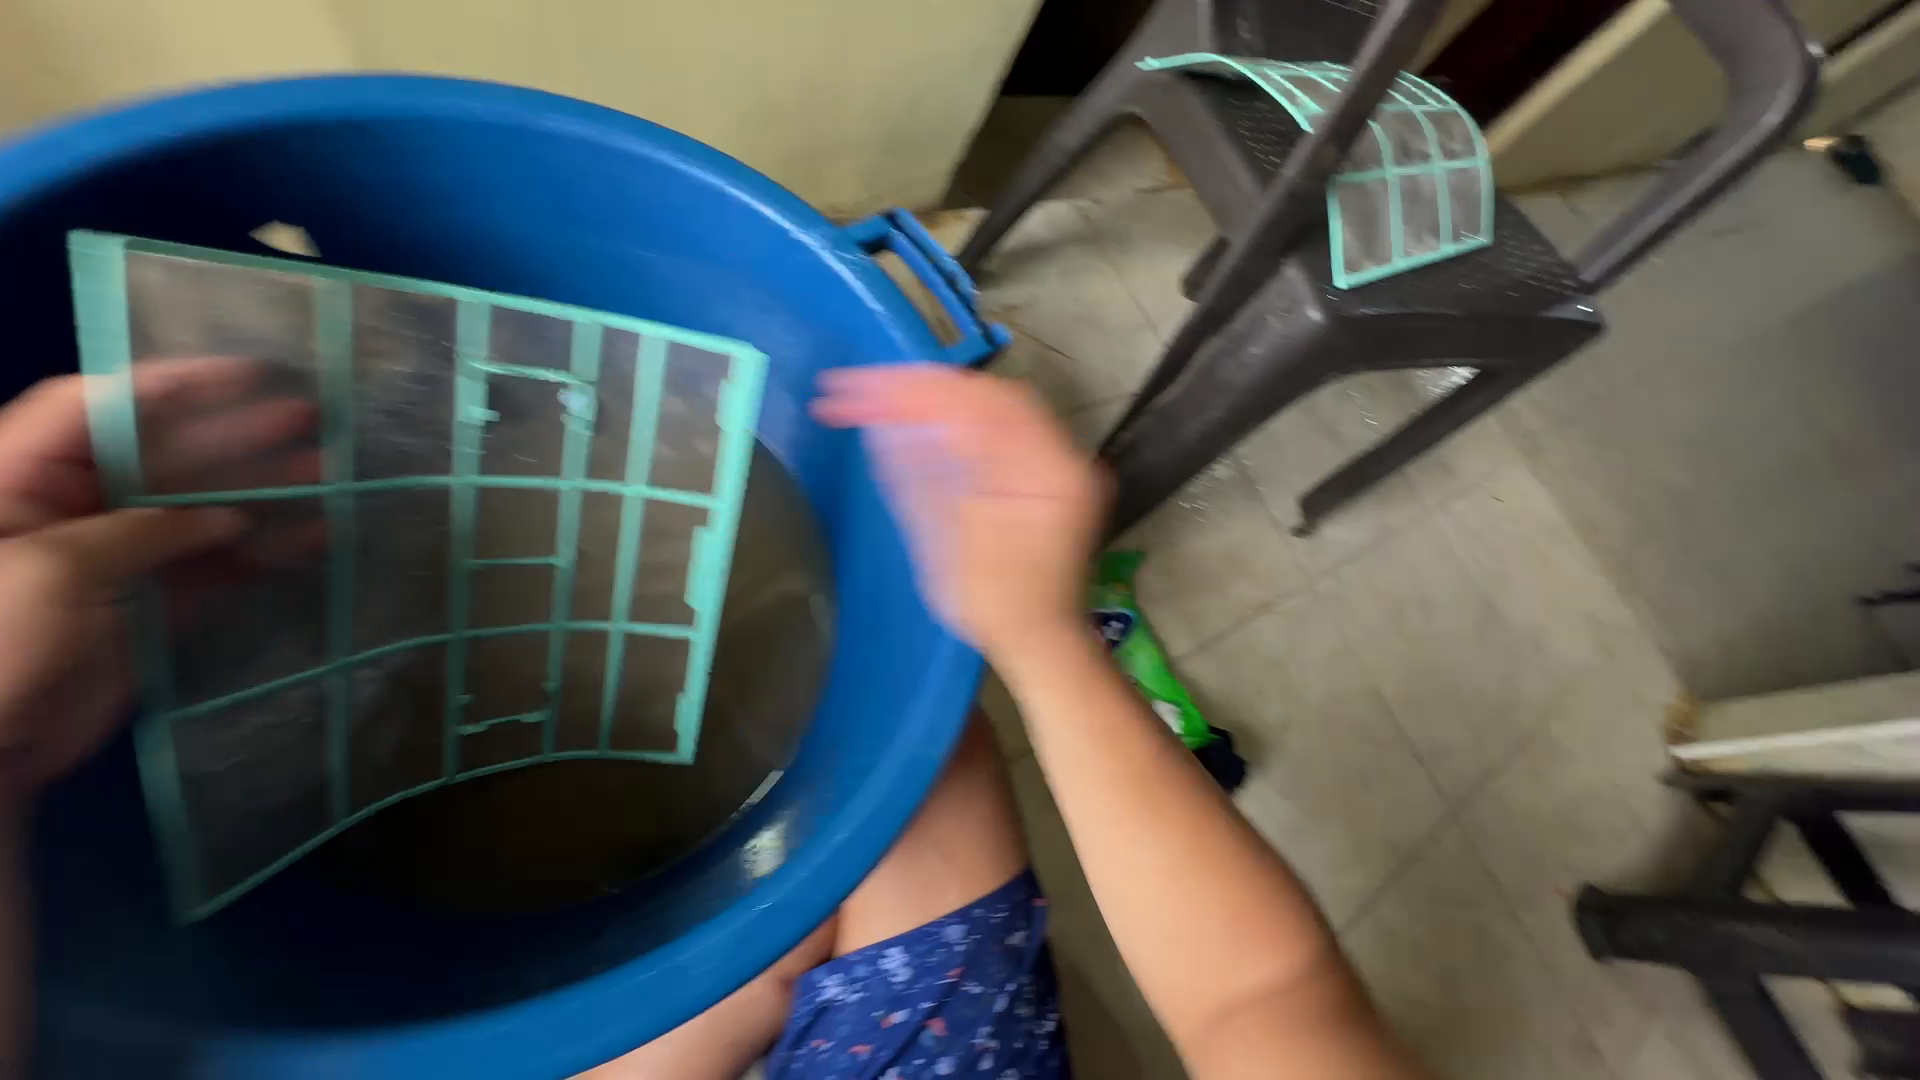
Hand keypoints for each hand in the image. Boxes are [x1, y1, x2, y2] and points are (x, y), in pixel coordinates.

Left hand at [0, 361, 316, 803]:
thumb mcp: (56, 568)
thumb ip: (148, 530)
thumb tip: (226, 519)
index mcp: (18, 482)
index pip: (94, 408)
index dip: (171, 385)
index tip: (251, 374)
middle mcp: (72, 510)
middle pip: (165, 457)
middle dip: (240, 437)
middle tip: (314, 421)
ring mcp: (120, 559)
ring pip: (206, 511)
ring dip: (269, 492)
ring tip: (334, 477)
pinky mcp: (155, 603)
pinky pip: (222, 565)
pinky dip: (270, 552)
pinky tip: (319, 537)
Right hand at [813, 365, 1107, 657]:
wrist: (1039, 643)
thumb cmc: (995, 608)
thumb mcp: (949, 547)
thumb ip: (922, 480)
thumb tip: (885, 424)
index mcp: (1044, 472)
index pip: (974, 407)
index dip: (912, 390)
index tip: (858, 388)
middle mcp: (1059, 456)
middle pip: (983, 397)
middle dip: (917, 387)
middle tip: (859, 388)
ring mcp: (1054, 462)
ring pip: (987, 407)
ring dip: (931, 399)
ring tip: (876, 396)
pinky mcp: (1040, 472)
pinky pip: (994, 429)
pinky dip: (950, 420)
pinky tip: (914, 420)